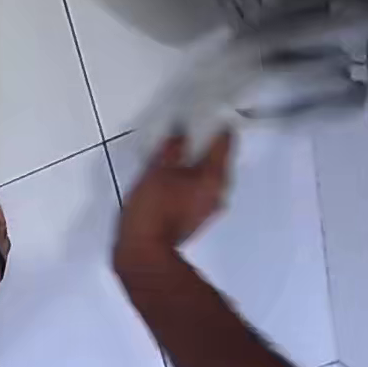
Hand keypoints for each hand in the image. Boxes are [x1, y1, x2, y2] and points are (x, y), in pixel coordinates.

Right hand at [115, 130, 232, 271]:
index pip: (224, 141)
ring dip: (190, 166)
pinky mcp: (191, 221)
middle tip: (183, 133)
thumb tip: (181, 133)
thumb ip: (172, 148)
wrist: (142, 253)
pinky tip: (164, 181)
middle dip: (200, 146)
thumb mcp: (157, 171)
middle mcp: (217, 193)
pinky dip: (182, 184)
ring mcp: (205, 210)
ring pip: (203, 178)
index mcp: (214, 177)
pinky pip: (192, 193)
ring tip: (169, 157)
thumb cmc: (152, 211)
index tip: (204, 113)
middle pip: (215, 161)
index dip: (214, 124)